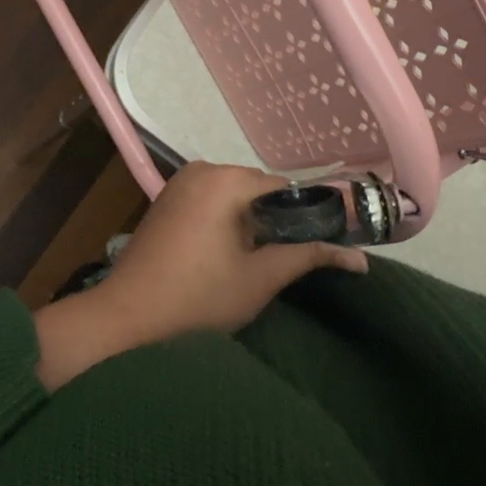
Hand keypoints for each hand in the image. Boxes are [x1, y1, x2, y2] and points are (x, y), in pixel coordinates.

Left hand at [33, 162, 368, 389]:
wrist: (126, 315)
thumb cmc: (197, 298)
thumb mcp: (260, 278)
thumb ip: (309, 257)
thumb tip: (360, 258)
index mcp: (227, 180)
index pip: (288, 190)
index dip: (310, 219)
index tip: (323, 248)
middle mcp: (202, 170)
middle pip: (261, 191)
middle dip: (279, 222)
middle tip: (288, 263)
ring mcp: (179, 184)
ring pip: (236, 199)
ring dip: (252, 225)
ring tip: (260, 263)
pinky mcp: (166, 202)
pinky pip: (211, 204)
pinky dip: (227, 224)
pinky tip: (230, 256)